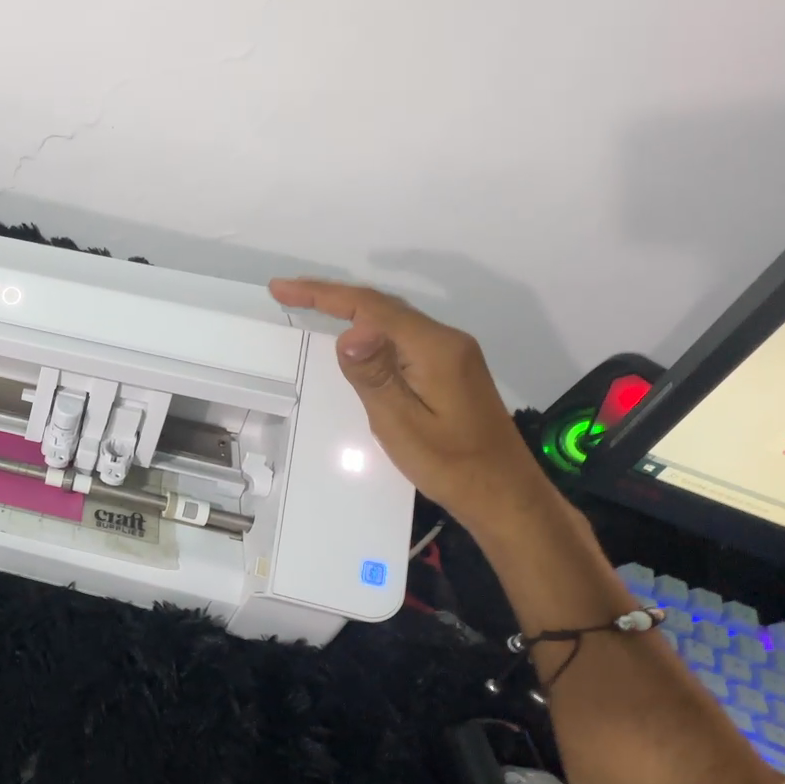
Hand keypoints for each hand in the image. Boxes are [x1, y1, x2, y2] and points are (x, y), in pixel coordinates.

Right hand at [269, 279, 554, 532]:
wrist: (504, 494)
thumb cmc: (450, 464)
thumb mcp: (401, 424)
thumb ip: (374, 376)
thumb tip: (350, 332)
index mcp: (433, 349)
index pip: (369, 308)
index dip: (322, 294)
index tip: (281, 289)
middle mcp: (446, 340)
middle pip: (381, 305)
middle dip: (330, 295)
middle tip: (286, 293)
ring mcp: (451, 353)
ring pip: (392, 317)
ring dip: (349, 307)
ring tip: (308, 304)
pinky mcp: (449, 367)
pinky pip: (401, 334)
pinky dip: (368, 326)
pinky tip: (352, 334)